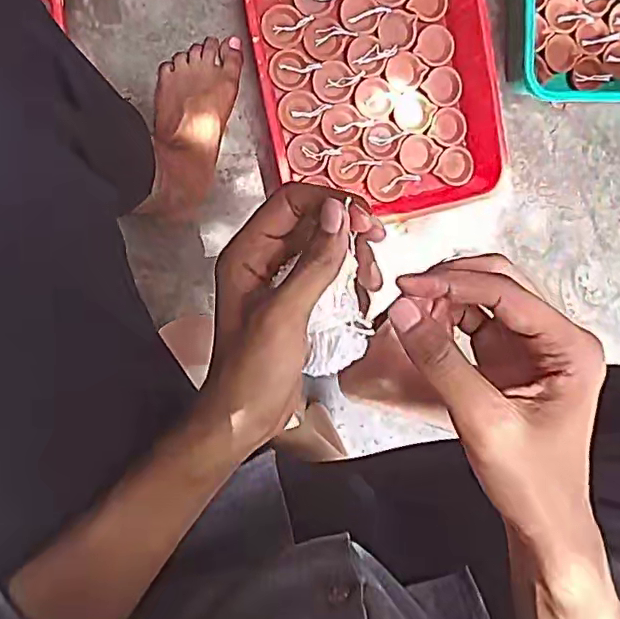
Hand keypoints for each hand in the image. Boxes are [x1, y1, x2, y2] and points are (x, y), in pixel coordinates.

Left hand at [203, 184, 383, 453]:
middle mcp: (263, 259)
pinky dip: (350, 278)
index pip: (290, 201)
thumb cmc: (249, 372)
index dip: (327, 201)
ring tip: (368, 278)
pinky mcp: (299, 298)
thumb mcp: (285, 313)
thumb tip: (337, 215)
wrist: (246, 417)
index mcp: (247, 252)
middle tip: (373, 242)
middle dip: (346, 229)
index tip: (360, 214)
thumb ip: (314, 262)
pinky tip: (359, 295)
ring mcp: (282, 278)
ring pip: (326, 245)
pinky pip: (330, 271)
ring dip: (353, 256)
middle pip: (312, 220)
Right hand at [385, 259, 605, 546]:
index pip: (507, 292)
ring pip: (484, 295)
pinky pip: (473, 319)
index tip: (412, 285)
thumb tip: (407, 312)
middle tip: (408, 291)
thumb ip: (442, 361)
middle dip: (450, 281)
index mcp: (571, 348)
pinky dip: (445, 315)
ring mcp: (532, 345)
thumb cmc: (535, 484)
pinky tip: (424, 325)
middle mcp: (556, 339)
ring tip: (411, 309)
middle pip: (498, 282)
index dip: (454, 283)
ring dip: (445, 296)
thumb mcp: (484, 421)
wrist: (543, 523)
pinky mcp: (508, 356)